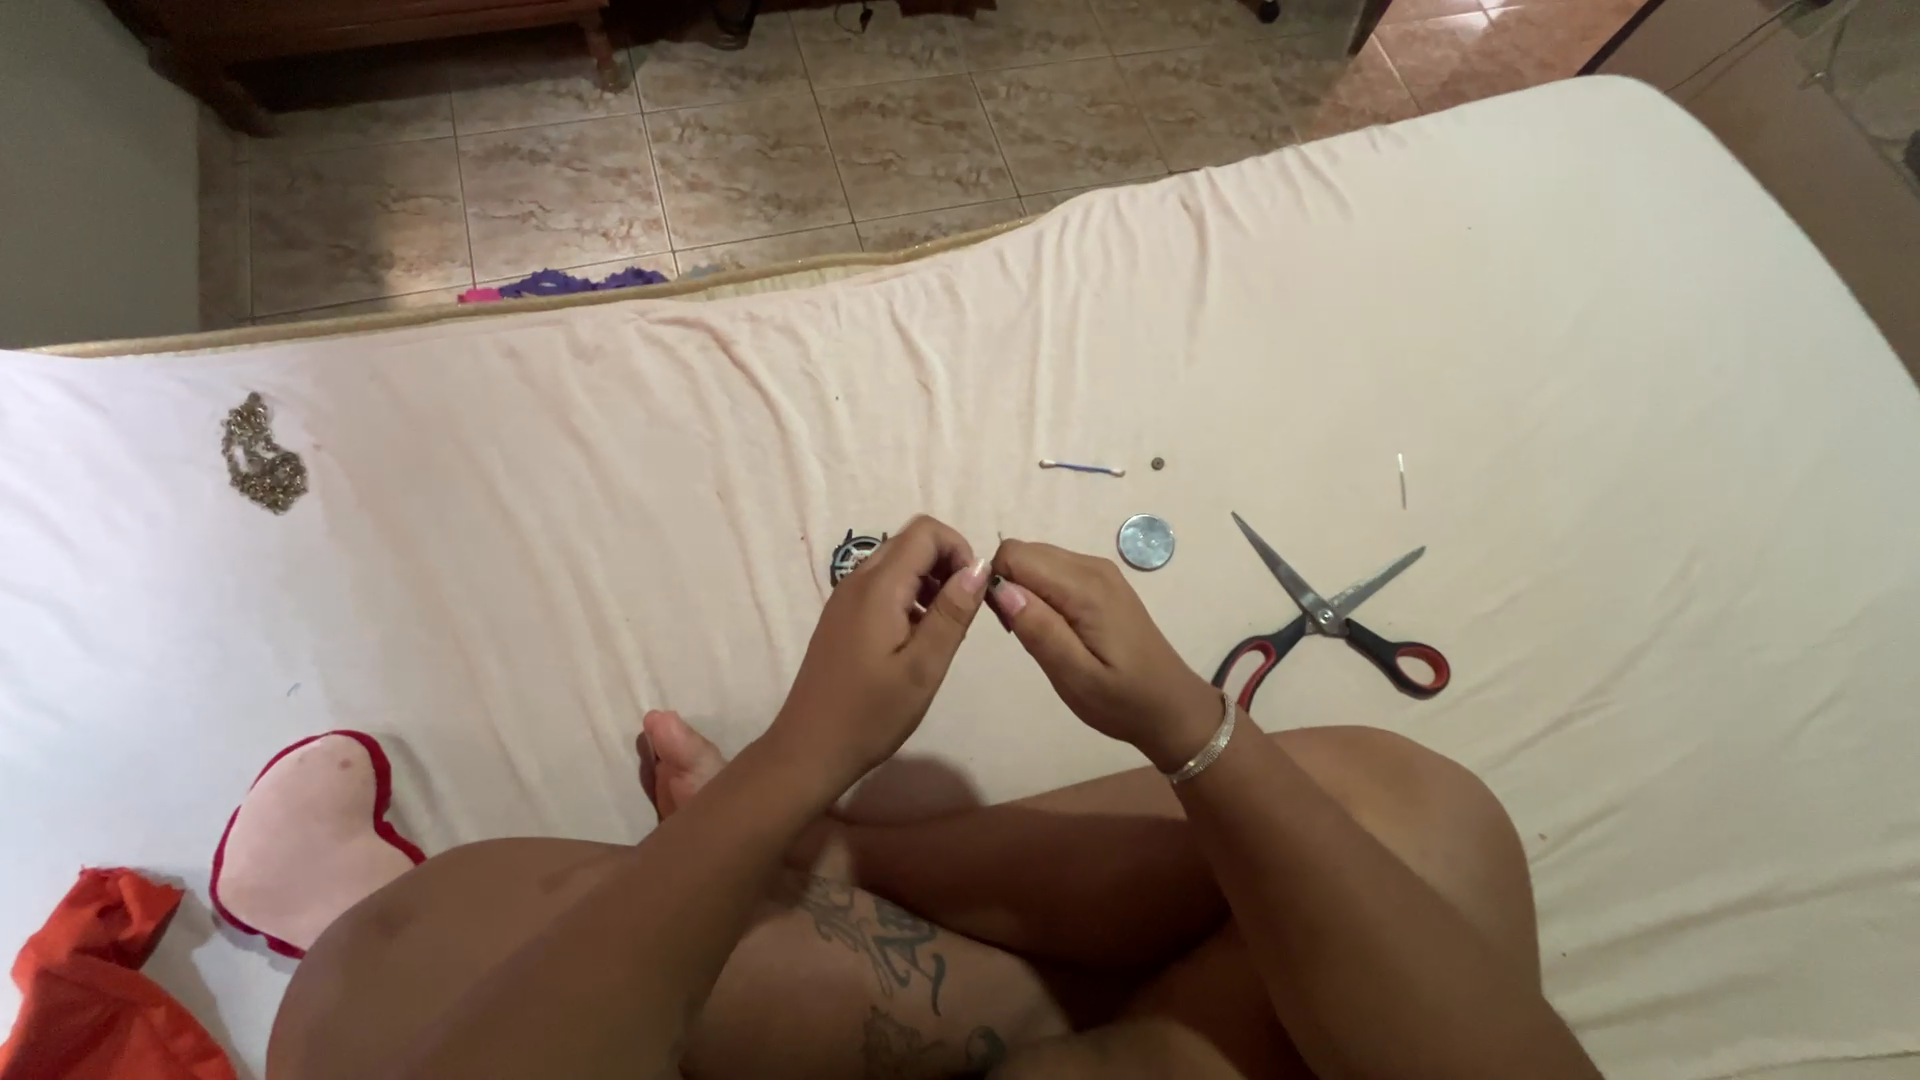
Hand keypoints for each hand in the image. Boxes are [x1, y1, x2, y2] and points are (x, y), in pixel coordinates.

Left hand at [770, 516, 991, 787]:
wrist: (809, 749)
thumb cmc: (871, 714)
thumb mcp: (923, 667)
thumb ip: (952, 613)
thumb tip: (979, 566)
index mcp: (878, 587)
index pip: (925, 531)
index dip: (959, 549)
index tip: (973, 592)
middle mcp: (857, 580)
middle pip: (909, 541)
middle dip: (945, 563)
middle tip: (961, 612)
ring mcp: (845, 598)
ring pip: (896, 563)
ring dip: (928, 581)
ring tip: (942, 629)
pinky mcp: (841, 617)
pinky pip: (882, 586)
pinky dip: (909, 597)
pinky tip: (916, 639)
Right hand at [989, 540, 1222, 772]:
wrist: (1172, 707)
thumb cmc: (1122, 700)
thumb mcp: (1076, 677)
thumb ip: (1039, 630)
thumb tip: (1001, 589)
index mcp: (1085, 588)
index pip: (1015, 555)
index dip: (997, 585)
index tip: (1008, 627)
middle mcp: (1091, 566)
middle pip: (1024, 552)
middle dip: (1008, 586)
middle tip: (1022, 635)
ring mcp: (1099, 571)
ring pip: (1036, 559)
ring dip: (1023, 591)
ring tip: (1041, 636)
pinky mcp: (1100, 581)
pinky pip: (1053, 570)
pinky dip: (1040, 593)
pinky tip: (1056, 629)